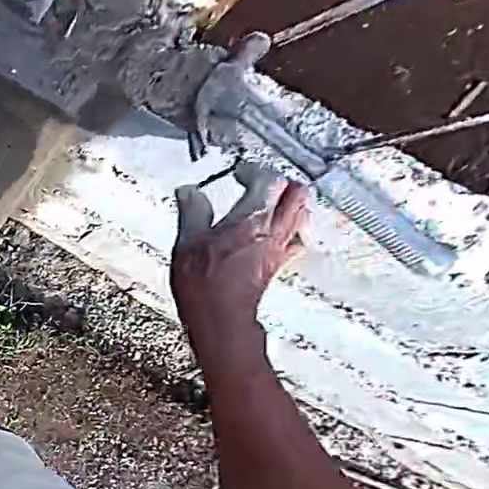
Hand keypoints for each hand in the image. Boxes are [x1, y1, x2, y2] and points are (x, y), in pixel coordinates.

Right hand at [170, 163, 307, 368]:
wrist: (219, 318)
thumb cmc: (204, 285)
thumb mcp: (187, 242)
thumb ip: (192, 212)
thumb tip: (189, 193)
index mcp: (251, 218)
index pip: (268, 179)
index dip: (254, 170)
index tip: (240, 172)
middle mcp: (272, 230)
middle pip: (296, 192)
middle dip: (280, 181)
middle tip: (260, 181)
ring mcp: (279, 248)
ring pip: (301, 212)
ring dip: (290, 201)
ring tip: (272, 201)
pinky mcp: (278, 264)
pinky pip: (296, 237)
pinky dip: (292, 227)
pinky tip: (278, 231)